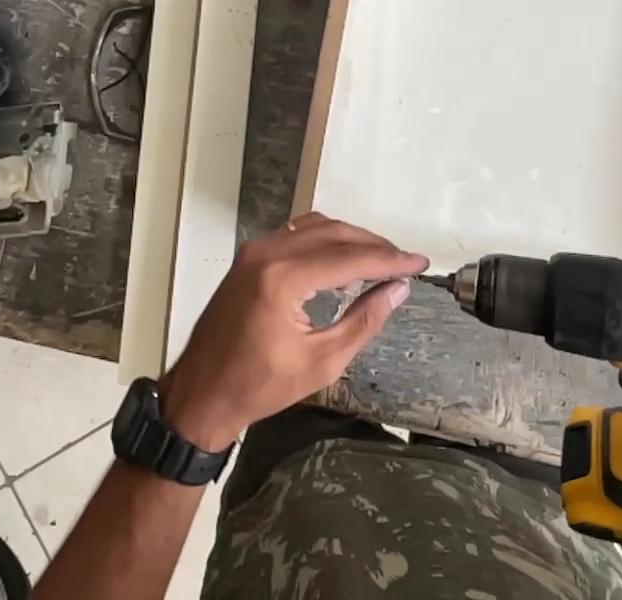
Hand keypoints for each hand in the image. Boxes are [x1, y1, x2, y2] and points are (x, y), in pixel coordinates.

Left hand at [159, 214, 428, 451]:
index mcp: (283, 279)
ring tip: (382, 260)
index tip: (419, 263)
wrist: (202, 393)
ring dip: (350, 238)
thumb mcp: (322, 361)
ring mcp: (254, 251)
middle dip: (374, 245)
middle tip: (404, 263)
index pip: (349, 257)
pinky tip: (344, 258)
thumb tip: (398, 289)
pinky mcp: (249, 257)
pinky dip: (325, 240)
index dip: (390, 259)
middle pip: (334, 233)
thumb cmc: (259, 386)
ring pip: (315, 227)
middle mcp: (267, 253)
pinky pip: (296, 234)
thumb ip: (364, 320)